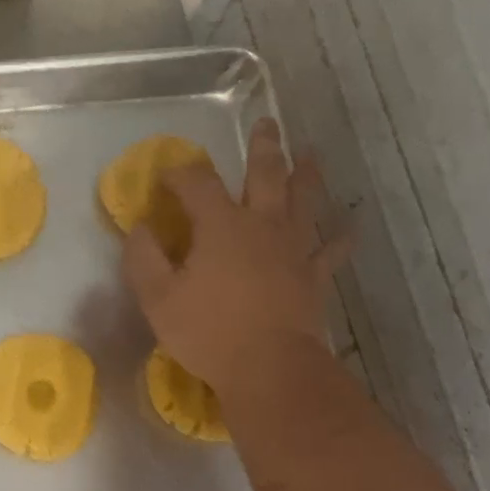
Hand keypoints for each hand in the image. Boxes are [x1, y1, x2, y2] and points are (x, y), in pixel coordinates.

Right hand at [123, 119, 349, 393]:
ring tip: (309, 155)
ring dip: (306, 174)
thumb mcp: (158, 300)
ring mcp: (294, 248)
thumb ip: (144, 261)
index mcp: (220, 225)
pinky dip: (341, 236)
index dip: (181, 174)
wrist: (268, 365)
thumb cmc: (207, 332)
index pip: (198, 184)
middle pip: (265, 173)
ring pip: (304, 200)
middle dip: (262, 147)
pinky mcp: (313, 276)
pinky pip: (332, 250)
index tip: (167, 175)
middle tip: (266, 124)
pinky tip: (350, 226)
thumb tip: (139, 230)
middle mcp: (262, 224)